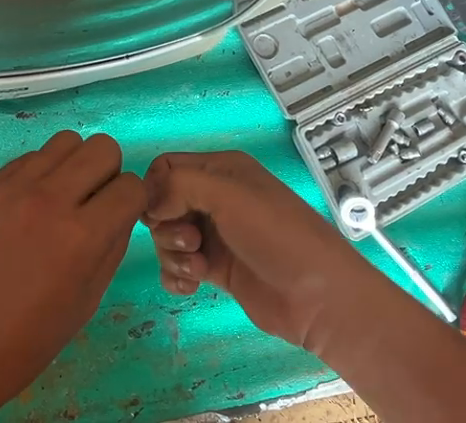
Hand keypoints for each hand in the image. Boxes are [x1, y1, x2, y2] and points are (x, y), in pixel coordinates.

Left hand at [0, 131, 145, 421]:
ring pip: (67, 141)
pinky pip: (31, 156)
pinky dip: (41, 174)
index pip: (131, 186)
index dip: (133, 202)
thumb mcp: (90, 297)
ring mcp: (14, 187)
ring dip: (75, 165)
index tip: (122, 215)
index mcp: (82, 236)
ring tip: (63, 198)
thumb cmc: (32, 336)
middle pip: (103, 147)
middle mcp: (50, 199)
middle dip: (109, 173)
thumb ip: (114, 243)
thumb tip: (123, 207)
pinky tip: (30, 208)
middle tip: (94, 203)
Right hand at [143, 150, 388, 350]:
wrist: (318, 297)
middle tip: (192, 242)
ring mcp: (216, 235)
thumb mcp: (229, 195)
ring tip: (198, 268)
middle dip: (166, 225)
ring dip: (173, 253)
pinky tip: (193, 286)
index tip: (162, 213)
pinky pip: (178, 266)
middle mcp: (216, 197)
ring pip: (167, 237)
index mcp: (221, 169)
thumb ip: (180, 185)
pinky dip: (177, 275)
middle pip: (163, 204)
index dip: (155, 189)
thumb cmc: (276, 235)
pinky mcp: (217, 269)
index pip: (166, 166)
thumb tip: (146, 201)